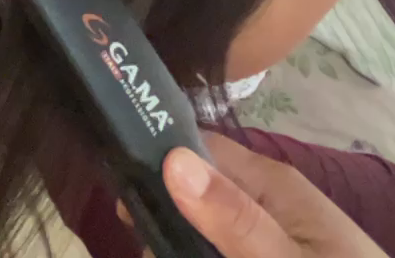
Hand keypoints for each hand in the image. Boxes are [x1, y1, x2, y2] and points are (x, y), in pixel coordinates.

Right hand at [161, 135, 387, 257]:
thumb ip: (235, 220)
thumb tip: (172, 159)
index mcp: (272, 184)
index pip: (196, 147)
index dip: (155, 163)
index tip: (122, 203)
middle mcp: (266, 201)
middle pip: (192, 191)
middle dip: (164, 223)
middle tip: (148, 253)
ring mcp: (268, 237)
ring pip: (203, 229)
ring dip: (178, 247)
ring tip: (163, 257)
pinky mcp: (268, 256)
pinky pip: (224, 248)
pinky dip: (202, 254)